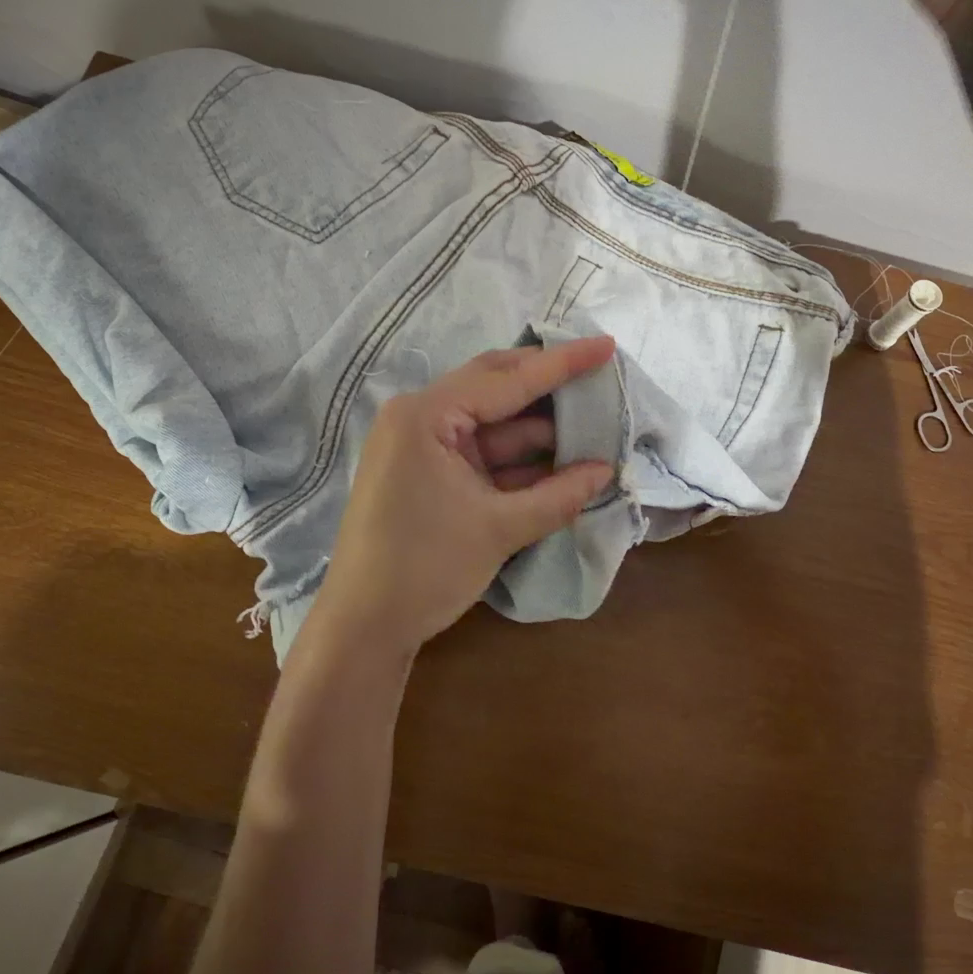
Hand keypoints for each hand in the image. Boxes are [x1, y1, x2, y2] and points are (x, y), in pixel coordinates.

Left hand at [305, 338, 618, 656]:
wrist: (365, 626)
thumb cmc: (426, 568)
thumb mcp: (500, 529)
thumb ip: (558, 495)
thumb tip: (606, 471)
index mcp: (425, 416)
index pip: (506, 380)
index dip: (561, 365)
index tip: (607, 347)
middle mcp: (419, 418)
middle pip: (496, 390)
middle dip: (548, 390)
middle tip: (600, 379)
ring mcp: (421, 448)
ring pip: (492, 426)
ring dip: (539, 432)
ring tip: (593, 426)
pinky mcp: (426, 475)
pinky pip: (480, 455)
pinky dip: (518, 461)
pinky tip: (560, 463)